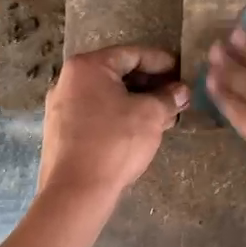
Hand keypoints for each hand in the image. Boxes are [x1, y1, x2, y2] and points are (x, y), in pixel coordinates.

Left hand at [39, 44, 185, 201]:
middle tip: (177, 95)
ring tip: (166, 114)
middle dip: (152, 84)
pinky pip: (97, 113)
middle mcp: (69, 81)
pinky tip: (142, 129)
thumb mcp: (151, 114)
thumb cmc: (115, 142)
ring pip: (109, 95)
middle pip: (119, 74)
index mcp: (87, 67)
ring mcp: (62, 107)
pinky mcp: (62, 131)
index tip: (183, 72)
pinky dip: (121, 115)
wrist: (75, 192)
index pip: (133, 54)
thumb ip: (169, 97)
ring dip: (138, 101)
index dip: (163, 62)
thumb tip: (182, 91)